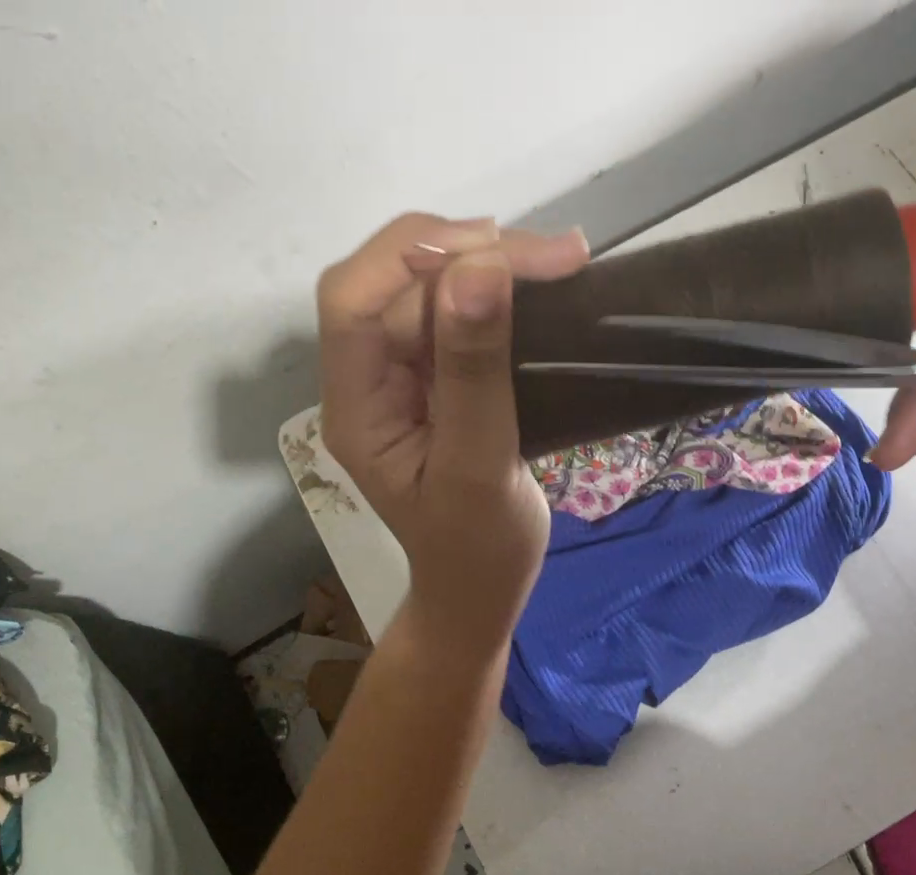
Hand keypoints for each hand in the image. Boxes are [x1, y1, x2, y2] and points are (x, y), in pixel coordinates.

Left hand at [316, 214, 589, 644]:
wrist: (485, 584)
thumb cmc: (479, 547)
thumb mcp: (479, 467)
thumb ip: (474, 372)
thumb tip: (480, 268)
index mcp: (357, 408)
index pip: (354, 301)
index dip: (413, 259)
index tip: (497, 250)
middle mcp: (369, 379)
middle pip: (396, 284)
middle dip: (469, 254)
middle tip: (557, 255)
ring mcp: (403, 375)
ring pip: (431, 289)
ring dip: (491, 262)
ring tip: (560, 257)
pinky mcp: (438, 376)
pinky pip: (458, 312)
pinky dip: (499, 287)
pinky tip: (542, 279)